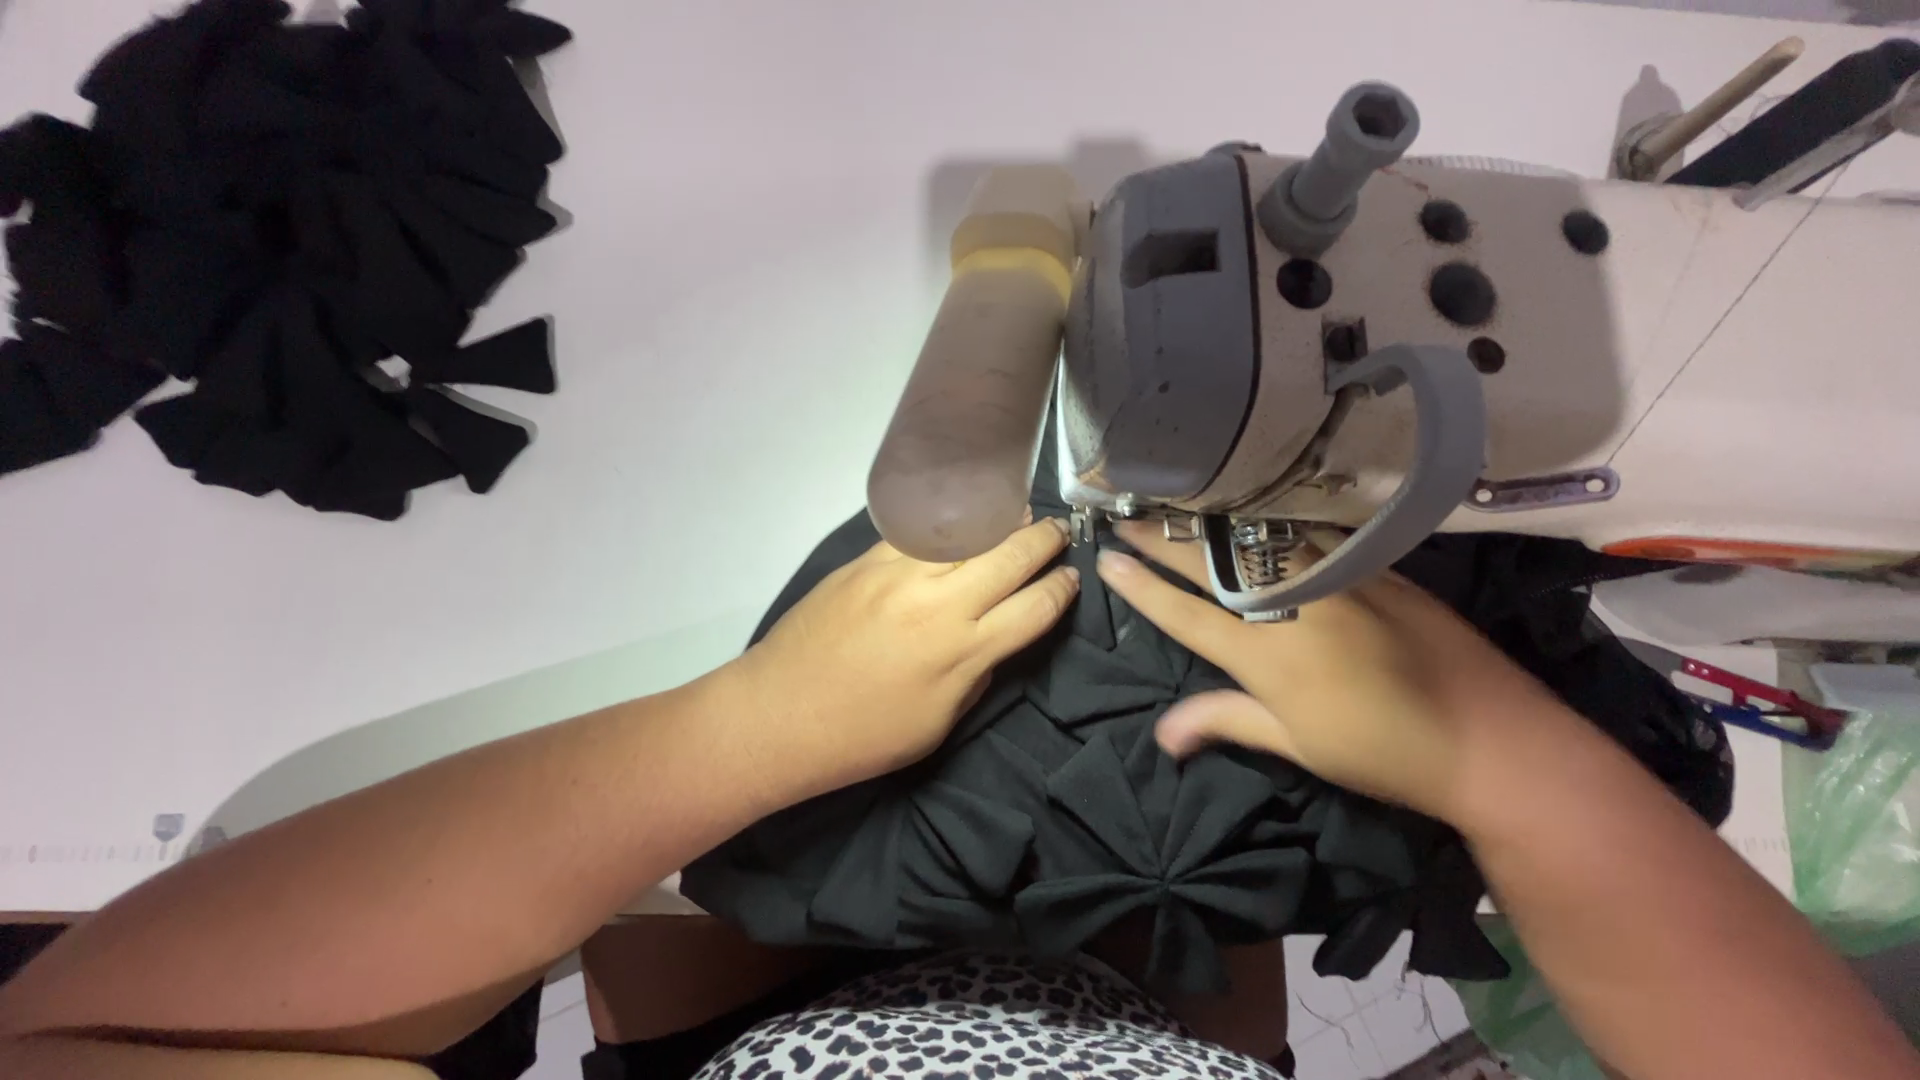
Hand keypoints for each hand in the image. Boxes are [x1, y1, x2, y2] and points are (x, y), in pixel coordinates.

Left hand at [725, 515, 1079, 803]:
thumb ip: (978, 672)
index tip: (1072, 577)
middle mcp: (941, 603)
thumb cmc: (863, 736)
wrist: (779, 714)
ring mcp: (901, 574)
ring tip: (1022, 510)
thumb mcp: (940, 722)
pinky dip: (952, 518)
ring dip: (1004, 518)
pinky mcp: (867, 560)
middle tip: (1058, 531)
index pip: (1035, 608)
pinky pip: (920, 529)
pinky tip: (965, 510)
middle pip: (1011, 556)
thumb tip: (998, 635)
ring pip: (970, 531)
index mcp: (964, 651)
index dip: (1062, 589)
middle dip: (1043, 540)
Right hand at [1098, 521, 1574, 825]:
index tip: (1107, 562)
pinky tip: (1258, 508)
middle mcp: (1296, 606)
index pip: (1187, 615)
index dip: (1142, 589)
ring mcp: (1339, 579)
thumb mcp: (1298, 746)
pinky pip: (1314, 534)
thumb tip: (1163, 735)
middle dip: (1164, 541)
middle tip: (1128, 518)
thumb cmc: (1383, 754)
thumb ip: (1227, 721)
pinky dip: (1275, 522)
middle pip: (1214, 566)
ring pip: (1262, 538)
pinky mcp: (1376, 568)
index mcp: (1269, 656)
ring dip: (1215, 521)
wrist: (1494, 741)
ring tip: (1180, 501)